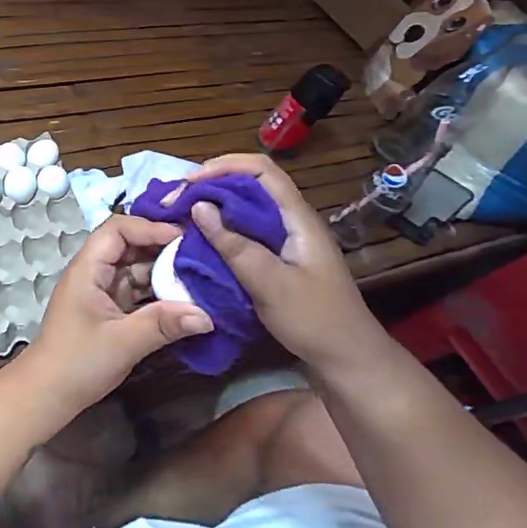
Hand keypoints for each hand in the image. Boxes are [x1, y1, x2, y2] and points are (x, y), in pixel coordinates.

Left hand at [16, 214, 213, 411]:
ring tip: (200, 274)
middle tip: (200, 253)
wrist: (47, 393)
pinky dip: (158, 292)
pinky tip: (185, 299)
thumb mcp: (123, 342)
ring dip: (163, 271)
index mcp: (88, 268)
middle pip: (129, 246)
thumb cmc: (77, 362)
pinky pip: (136, 290)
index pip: (117, 229)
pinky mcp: (109, 309)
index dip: (149, 228)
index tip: (182, 237)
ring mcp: (101, 291)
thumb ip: (163, 324)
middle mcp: (94, 272)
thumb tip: (206, 315)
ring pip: (135, 268)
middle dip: (162, 247)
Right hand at [176, 153, 384, 369]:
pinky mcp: (277, 257)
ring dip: (213, 206)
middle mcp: (291, 220)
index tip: (190, 183)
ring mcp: (285, 239)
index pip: (261, 170)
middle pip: (249, 184)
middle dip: (211, 184)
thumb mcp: (270, 284)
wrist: (349, 361)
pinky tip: (199, 240)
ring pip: (244, 207)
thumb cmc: (315, 320)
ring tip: (181, 216)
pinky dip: (219, 228)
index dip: (224, 166)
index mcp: (297, 218)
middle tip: (177, 201)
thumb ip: (234, 245)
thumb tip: (198, 205)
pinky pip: (244, 230)